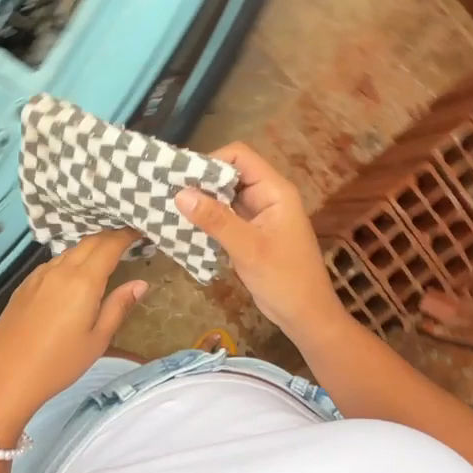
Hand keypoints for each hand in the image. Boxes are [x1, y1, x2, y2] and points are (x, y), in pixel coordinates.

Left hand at [0, 230, 148, 444]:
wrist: (7, 376)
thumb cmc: (59, 363)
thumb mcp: (97, 339)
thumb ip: (118, 306)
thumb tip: (140, 283)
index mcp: (82, 282)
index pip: (109, 246)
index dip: (127, 235)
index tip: (142, 230)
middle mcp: (59, 270)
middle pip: (89, 242)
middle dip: (110, 237)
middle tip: (129, 240)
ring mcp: (38, 276)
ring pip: (69, 251)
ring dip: (90, 248)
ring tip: (105, 256)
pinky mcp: (25, 285)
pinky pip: (53, 263)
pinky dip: (70, 260)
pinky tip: (74, 274)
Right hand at [175, 143, 344, 336]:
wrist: (306, 315)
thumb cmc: (284, 279)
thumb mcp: (247, 248)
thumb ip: (215, 219)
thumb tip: (180, 193)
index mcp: (274, 191)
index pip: (239, 156)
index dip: (210, 161)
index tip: (181, 178)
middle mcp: (266, 197)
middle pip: (229, 175)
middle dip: (200, 182)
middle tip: (167, 193)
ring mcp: (259, 216)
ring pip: (225, 197)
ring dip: (201, 202)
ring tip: (169, 209)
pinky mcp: (251, 234)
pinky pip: (226, 218)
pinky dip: (207, 220)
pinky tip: (184, 228)